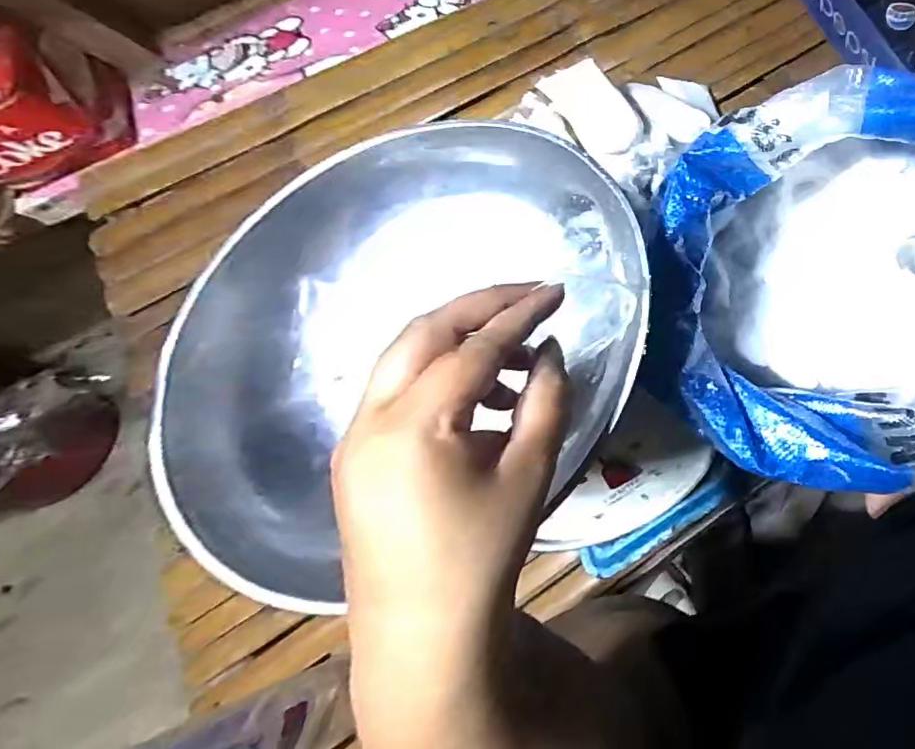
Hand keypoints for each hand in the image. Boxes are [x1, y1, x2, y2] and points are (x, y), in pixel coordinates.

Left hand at [332, 282, 570, 748]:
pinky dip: (444, 369)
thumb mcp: (531, 468)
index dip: (521, 313)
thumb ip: (548, 397)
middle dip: (483, 304)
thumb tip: (550, 349)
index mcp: (414, 425)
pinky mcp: (358, 450)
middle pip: (425, 331)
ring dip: (463, 338)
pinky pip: (400, 386)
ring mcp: (355, 434)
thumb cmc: (485, 546)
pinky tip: (485, 393)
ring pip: (406, 354)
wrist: (424, 623)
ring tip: (520, 358)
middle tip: (533, 294)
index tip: (559, 290)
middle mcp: (371, 418)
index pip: (475, 346)